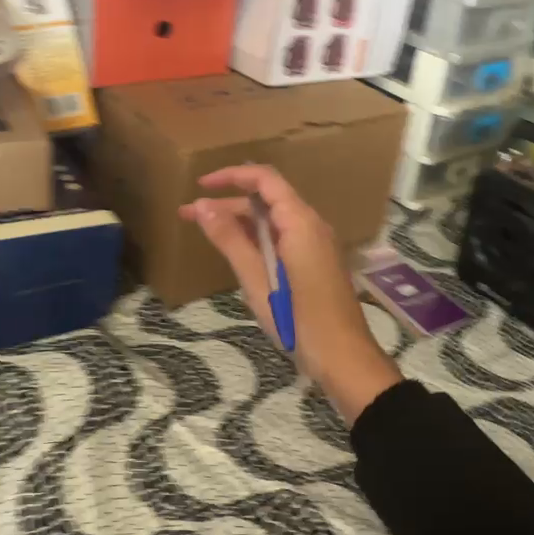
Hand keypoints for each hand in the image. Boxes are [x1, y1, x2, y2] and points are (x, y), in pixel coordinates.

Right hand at [180, 164, 402, 423]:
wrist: (344, 358)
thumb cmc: (298, 320)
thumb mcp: (257, 280)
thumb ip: (230, 239)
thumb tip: (202, 206)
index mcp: (300, 222)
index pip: (265, 179)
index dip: (231, 176)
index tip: (199, 185)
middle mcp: (312, 225)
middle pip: (268, 199)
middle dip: (228, 202)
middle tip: (189, 215)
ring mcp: (317, 244)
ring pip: (275, 219)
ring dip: (241, 220)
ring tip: (205, 231)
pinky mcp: (316, 262)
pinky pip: (284, 236)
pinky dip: (258, 237)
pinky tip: (236, 251)